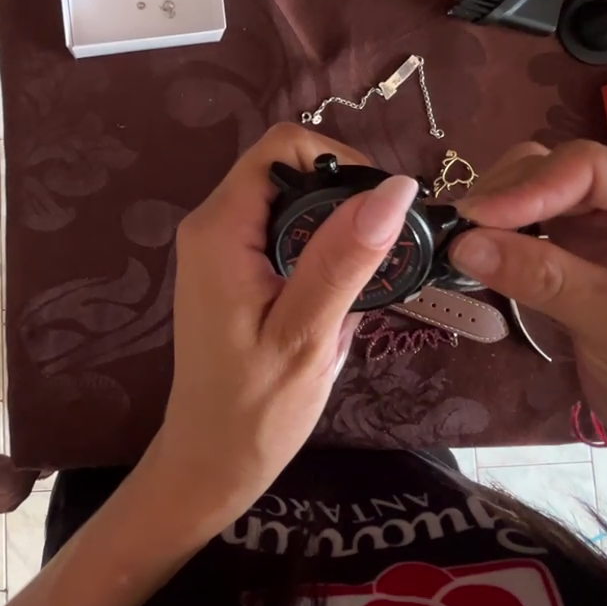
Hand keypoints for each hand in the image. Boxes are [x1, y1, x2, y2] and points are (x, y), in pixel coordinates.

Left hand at [150, 123, 418, 522]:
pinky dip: (321, 245)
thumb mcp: (306, 335)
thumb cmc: (254, 410)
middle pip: (288, 167)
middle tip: (387, 246)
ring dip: (337, 223)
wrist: (210, 460)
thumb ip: (344, 258)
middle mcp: (212, 224)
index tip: (383, 208)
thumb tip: (395, 188)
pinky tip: (344, 288)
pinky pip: (282, 229)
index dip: (339, 160)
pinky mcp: (232, 267)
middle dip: (343, 194)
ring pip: (290, 198)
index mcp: (219, 228)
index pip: (283, 145)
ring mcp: (219, 245)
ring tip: (372, 272)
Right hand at [446, 140, 606, 535]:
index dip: (527, 187)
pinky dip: (501, 234)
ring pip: (538, 192)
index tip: (471, 218)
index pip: (592, 168)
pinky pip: (533, 225)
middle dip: (506, 198)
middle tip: (456, 232)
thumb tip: (460, 244)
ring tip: (461, 244)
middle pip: (560, 171)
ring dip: (497, 213)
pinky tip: (477, 252)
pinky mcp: (588, 250)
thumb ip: (545, 278)